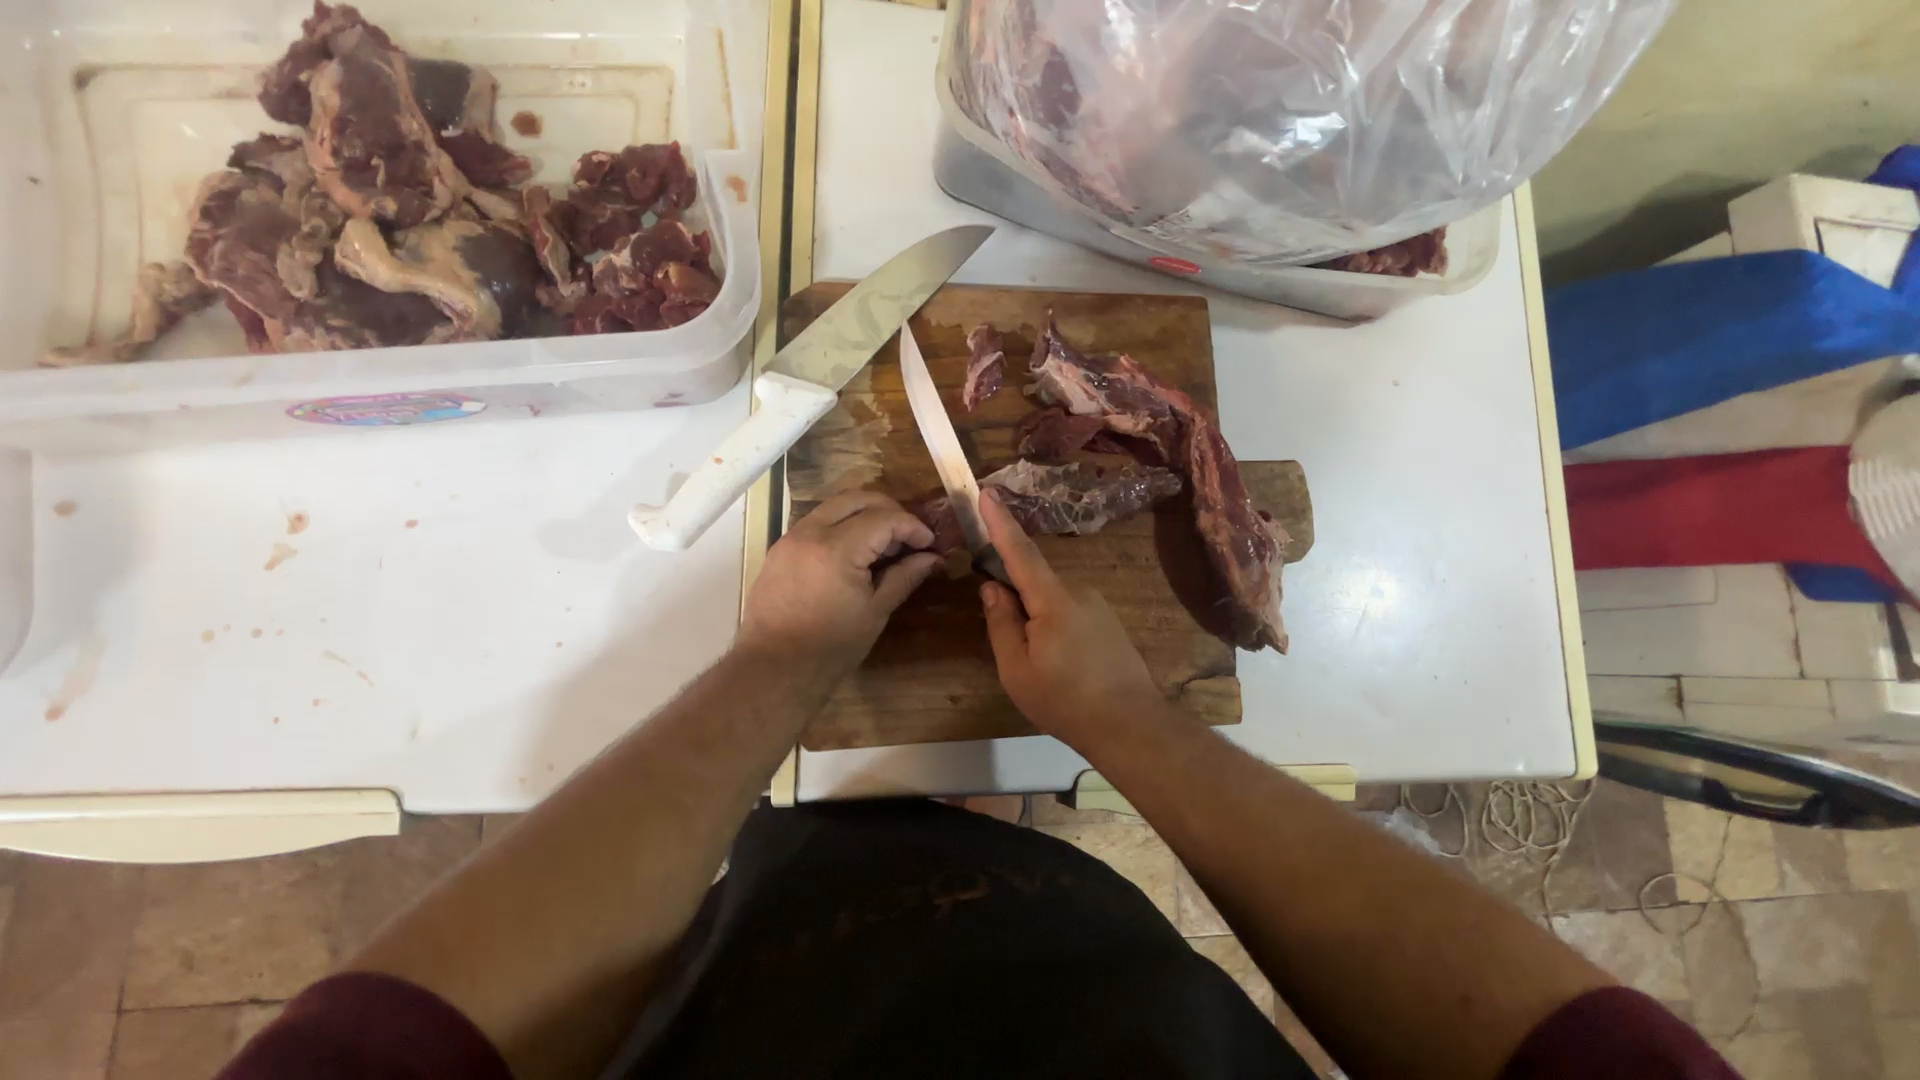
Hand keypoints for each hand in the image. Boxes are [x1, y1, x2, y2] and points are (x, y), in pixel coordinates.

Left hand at [738, 490, 941, 674]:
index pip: (884, 518)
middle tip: (908, 535)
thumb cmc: (831, 646)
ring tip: (883, 544)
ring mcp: (790, 539)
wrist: (774, 668)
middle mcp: (810, 533)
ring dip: (863, 514)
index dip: (912, 526)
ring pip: (833, 506)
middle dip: (888, 509)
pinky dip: (840, 526)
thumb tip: (932, 558)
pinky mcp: (779, 550)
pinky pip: (815, 523)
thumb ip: (904, 577)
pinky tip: (854, 553)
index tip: (929, 543)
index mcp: (837, 548)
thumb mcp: (875, 611)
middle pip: (856, 498)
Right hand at [977, 490, 1169, 748]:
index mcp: (1053, 600)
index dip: (1000, 523)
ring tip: (1043, 672)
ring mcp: (1099, 608)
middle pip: (1035, 584)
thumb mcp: (1017, 669)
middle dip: (1016, 604)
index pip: (1020, 553)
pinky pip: (1070, 617)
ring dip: (1038, 625)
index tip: (986, 493)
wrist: (1130, 725)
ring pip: (1052, 604)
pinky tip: (1063, 671)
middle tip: (1012, 650)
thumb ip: (1001, 623)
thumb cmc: (1065, 700)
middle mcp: (1079, 593)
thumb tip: (993, 587)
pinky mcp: (1110, 624)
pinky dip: (1056, 634)